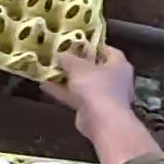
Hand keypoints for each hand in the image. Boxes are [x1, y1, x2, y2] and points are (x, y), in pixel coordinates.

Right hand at [42, 46, 159, 163]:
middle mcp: (114, 79)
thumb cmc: (96, 87)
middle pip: (94, 67)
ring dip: (67, 78)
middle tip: (60, 55)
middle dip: (77, 63)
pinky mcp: (91, 109)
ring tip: (49, 69)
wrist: (102, 121)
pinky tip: (44, 86)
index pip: (108, 50)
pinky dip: (62, 91)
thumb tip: (61, 55)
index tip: (77, 42)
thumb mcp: (79, 67)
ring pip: (83, 83)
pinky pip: (75, 96)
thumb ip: (69, 59)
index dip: (93, 45)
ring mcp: (103, 95)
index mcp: (118, 65)